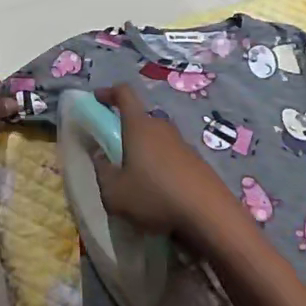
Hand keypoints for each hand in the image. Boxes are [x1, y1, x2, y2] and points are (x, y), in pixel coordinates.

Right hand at [92, 84, 238, 239]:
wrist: (208, 213)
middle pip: (141, 118)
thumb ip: (102, 171)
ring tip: (135, 176)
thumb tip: (99, 156)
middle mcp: (162, 127)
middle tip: (113, 150)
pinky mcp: (196, 160)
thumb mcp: (115, 192)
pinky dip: (160, 164)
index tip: (97, 99)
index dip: (109, 92)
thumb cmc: (154, 196)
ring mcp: (182, 142)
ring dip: (144, 149)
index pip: (124, 93)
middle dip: (125, 129)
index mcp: (139, 126)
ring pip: (157, 137)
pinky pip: (171, 154)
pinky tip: (158, 189)